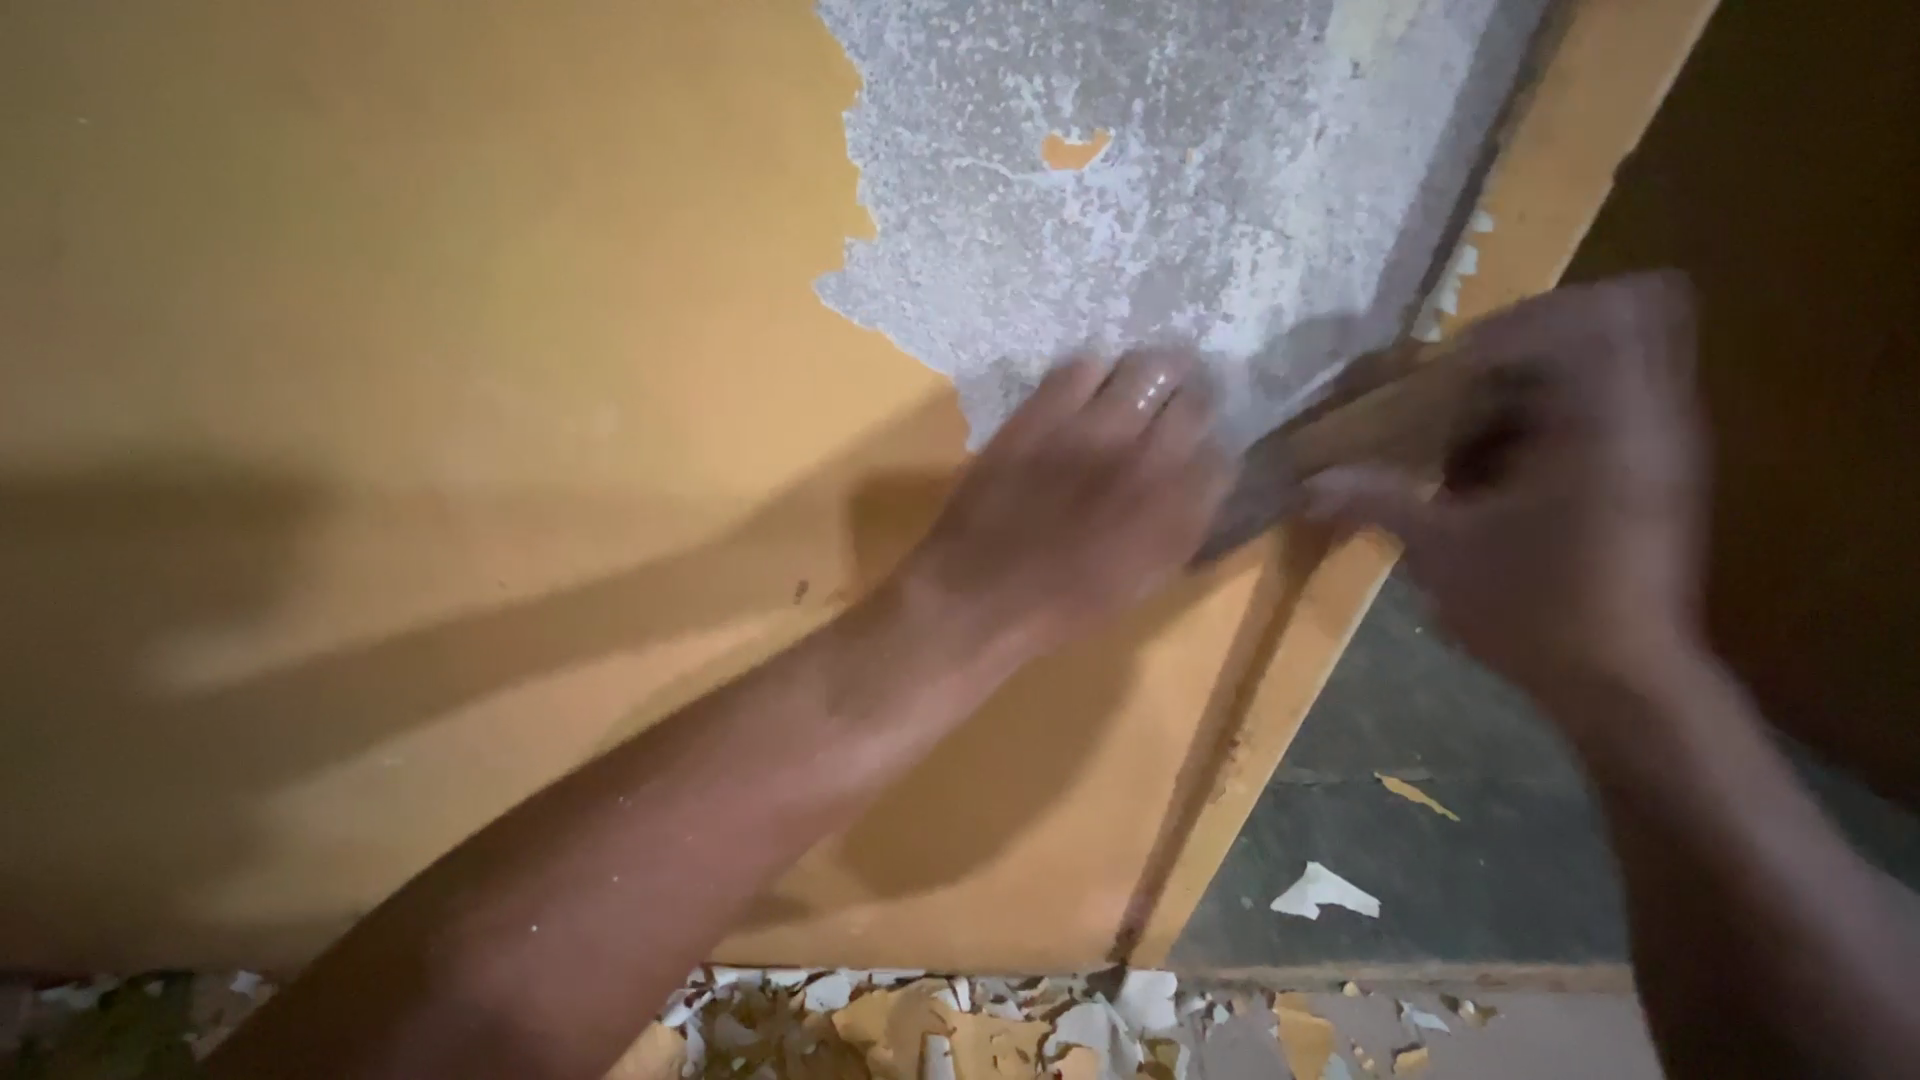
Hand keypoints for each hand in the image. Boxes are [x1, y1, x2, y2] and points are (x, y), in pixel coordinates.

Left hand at [899, 350, 1233, 661]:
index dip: (1210, 447)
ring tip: (1138, 383)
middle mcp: (1148, 458)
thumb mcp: (1144, 580)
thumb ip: (1181, 526)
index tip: (1198, 448)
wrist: (979, 595)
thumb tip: (1198, 482)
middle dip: (1192, 396)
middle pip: (1196, 398)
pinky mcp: (1042, 413)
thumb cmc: (1064, 605)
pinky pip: (1081, 367)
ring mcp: (1093, 429)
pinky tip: (1084, 390)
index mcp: (1179, 507)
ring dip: (1148, 373)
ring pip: (1145, 368)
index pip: (1222, 452)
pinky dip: (1091, 374)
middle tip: (1178, 399)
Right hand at [1303, 273, 1710, 699]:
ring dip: (1547, 373)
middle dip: (1538, 335)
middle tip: (1470, 379)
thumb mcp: (1440, 553)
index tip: (1448, 372)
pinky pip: (1620, 397)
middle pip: (1623, 311)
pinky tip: (1507, 464)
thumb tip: (1305, 484)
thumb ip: (1376, 502)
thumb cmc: (1532, 613)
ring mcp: (1665, 442)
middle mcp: (1648, 418)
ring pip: (1625, 352)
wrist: (1621, 682)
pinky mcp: (1660, 469)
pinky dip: (1561, 409)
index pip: (1582, 316)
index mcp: (1601, 427)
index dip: (1506, 330)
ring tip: (1481, 424)